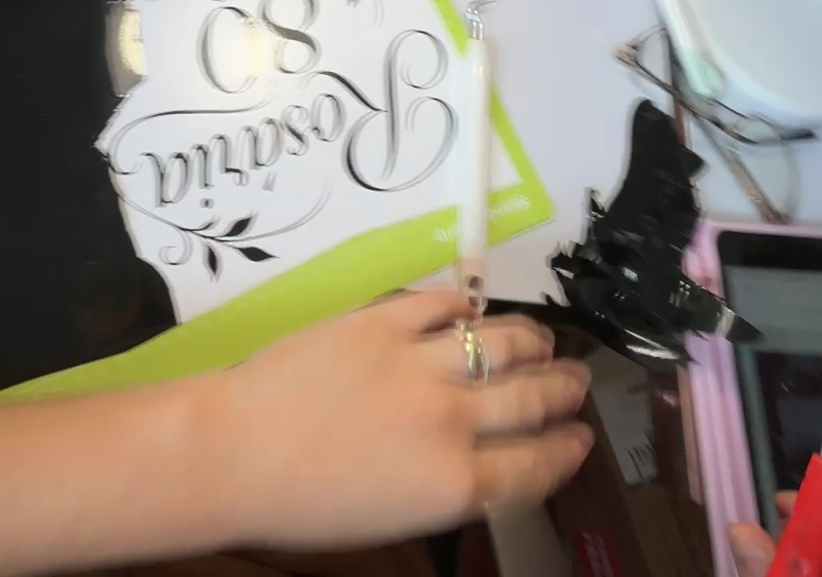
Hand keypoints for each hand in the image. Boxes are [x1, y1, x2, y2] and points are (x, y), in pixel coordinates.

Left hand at [196, 291, 592, 549]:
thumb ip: (446, 486)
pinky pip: (437, 304)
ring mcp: (416, 363)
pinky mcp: (380, 321)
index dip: (566, 449)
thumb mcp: (393, 517)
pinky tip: (473, 306)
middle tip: (577, 380)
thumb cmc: (304, 502)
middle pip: (527, 400)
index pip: (535, 464)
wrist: (239, 449)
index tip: (581, 437)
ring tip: (545, 340)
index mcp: (454, 483)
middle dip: (563, 390)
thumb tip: (476, 461)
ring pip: (498, 345)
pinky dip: (461, 304)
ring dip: (531, 342)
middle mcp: (449, 420)